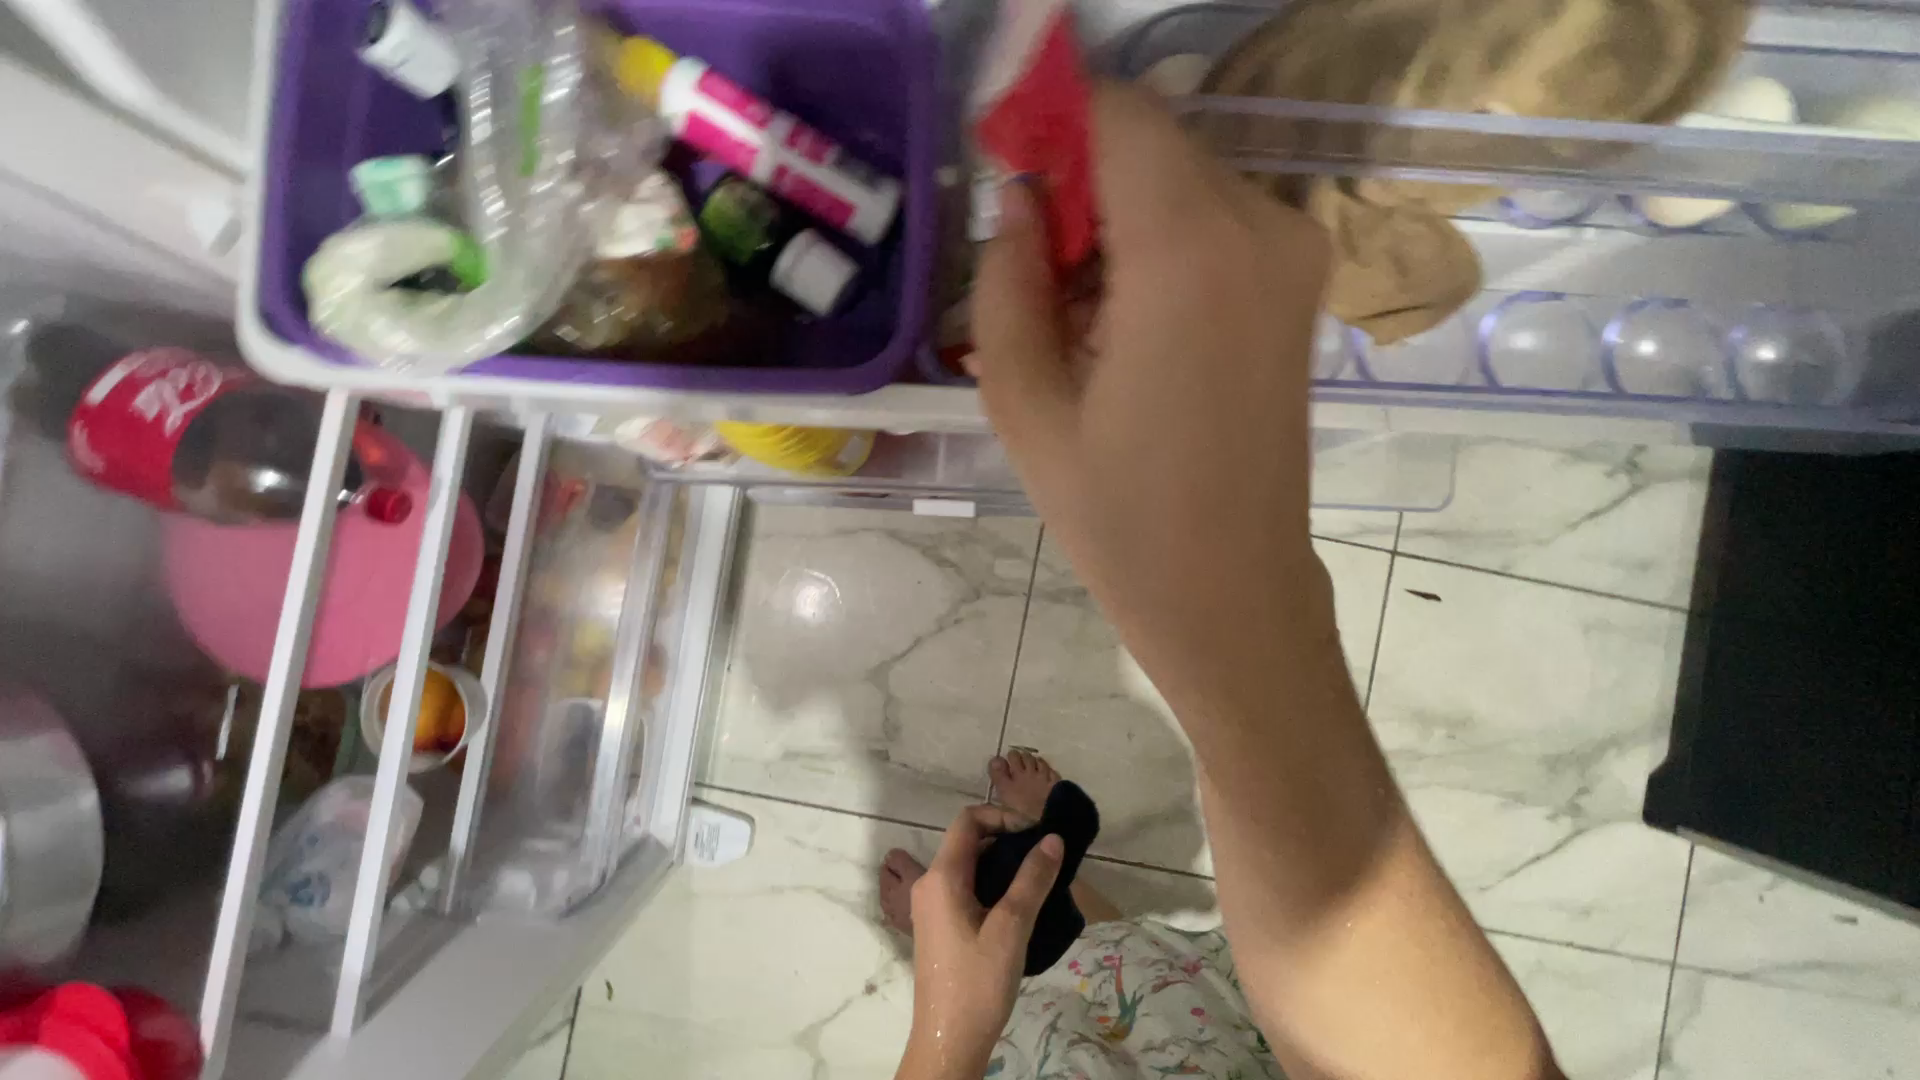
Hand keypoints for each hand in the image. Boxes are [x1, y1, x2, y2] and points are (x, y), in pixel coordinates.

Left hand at [898, 805, 1062, 1079]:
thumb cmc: (977, 982)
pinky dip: (993, 886)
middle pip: (969, 842)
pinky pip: (966, 889)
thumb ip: (1032, 879)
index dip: (1004, 817)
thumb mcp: (1011, 928)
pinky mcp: (940, 926)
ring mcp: (932, 906)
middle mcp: (930, 883)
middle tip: (1046, 858)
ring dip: (1003, 865)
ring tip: (1040, 881)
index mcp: (941, 876)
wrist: (948, 1042)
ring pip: (969, 867)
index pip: (968, 820)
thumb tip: (1052, 838)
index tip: (1037, 835)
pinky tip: (1021, 907)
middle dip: (1008, 840)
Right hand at [970, 83, 1337, 719]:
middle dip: (1077, 188)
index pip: (1115, 114)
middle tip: (1029, 278)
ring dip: (1113, 228)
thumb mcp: (1026, 406)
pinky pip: (1213, 227)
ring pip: (1179, 186)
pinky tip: (1124, 335)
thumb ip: (1006, 283)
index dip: (1048, 125)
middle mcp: (1263, 227)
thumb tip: (1015, 205)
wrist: (1230, 595)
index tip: (1001, 179)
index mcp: (1190, 252)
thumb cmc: (1119, 519)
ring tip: (1074, 327)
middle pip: (1150, 146)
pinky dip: (1157, 253)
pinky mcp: (1299, 289)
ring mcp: (1295, 255)